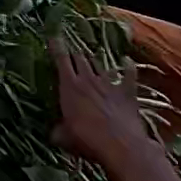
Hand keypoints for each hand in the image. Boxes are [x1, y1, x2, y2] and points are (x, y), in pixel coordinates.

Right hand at [48, 36, 155, 171]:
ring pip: (99, 64)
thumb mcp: (64, 138)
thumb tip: (53, 135)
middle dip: (74, 52)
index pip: (60, 59)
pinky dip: (128, 66)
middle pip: (80, 58)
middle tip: (71, 48)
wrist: (121, 146)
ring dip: (94, 59)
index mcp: (70, 86)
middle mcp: (88, 79)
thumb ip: (58, 132)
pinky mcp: (127, 92)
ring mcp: (109, 84)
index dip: (56, 45)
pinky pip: (128, 74)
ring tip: (91, 53)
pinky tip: (127, 60)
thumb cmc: (88, 140)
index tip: (54, 34)